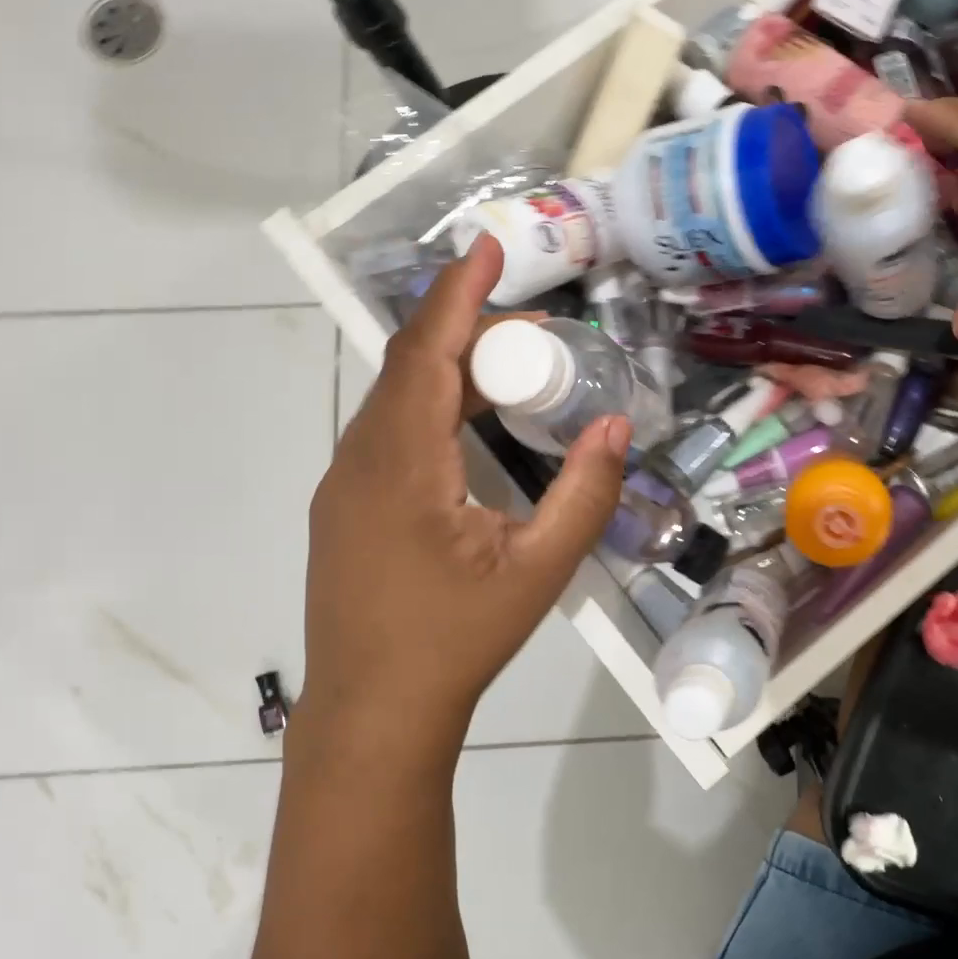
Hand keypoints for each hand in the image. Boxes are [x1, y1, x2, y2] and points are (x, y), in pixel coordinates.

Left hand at [301, 235, 631, 760]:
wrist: (374, 711)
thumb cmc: (458, 639)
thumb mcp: (539, 569)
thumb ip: (584, 493)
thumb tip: (613, 425)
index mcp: (401, 463)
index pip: (428, 352)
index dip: (460, 295)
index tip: (489, 246)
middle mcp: (360, 459)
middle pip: (411, 367)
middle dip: (469, 331)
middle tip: (538, 330)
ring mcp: (345, 485)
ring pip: (395, 399)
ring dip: (450, 370)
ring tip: (513, 370)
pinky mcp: (345, 508)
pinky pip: (387, 431)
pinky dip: (431, 406)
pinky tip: (469, 428)